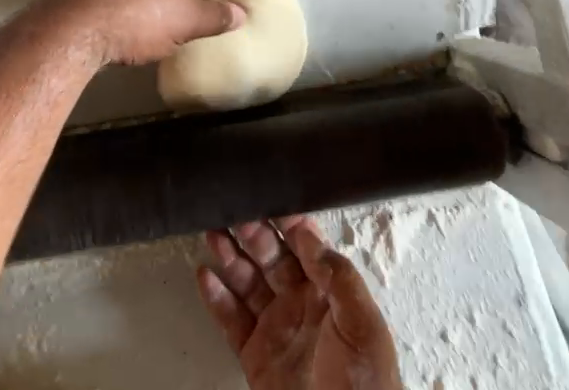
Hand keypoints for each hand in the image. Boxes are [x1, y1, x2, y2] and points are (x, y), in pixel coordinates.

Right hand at [198, 218, 402, 389]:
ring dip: (230, 257)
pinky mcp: (255, 354)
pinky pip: (231, 320)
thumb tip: (307, 235)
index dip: (286, 221)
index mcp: (329, 293)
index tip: (267, 196)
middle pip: (270, 258)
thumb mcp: (364, 326)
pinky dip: (216, 298)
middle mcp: (300, 304)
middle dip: (252, 232)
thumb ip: (339, 277)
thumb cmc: (364, 383)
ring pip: (247, 282)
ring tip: (212, 234)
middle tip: (232, 211)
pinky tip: (204, 276)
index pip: (305, 246)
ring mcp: (275, 328)